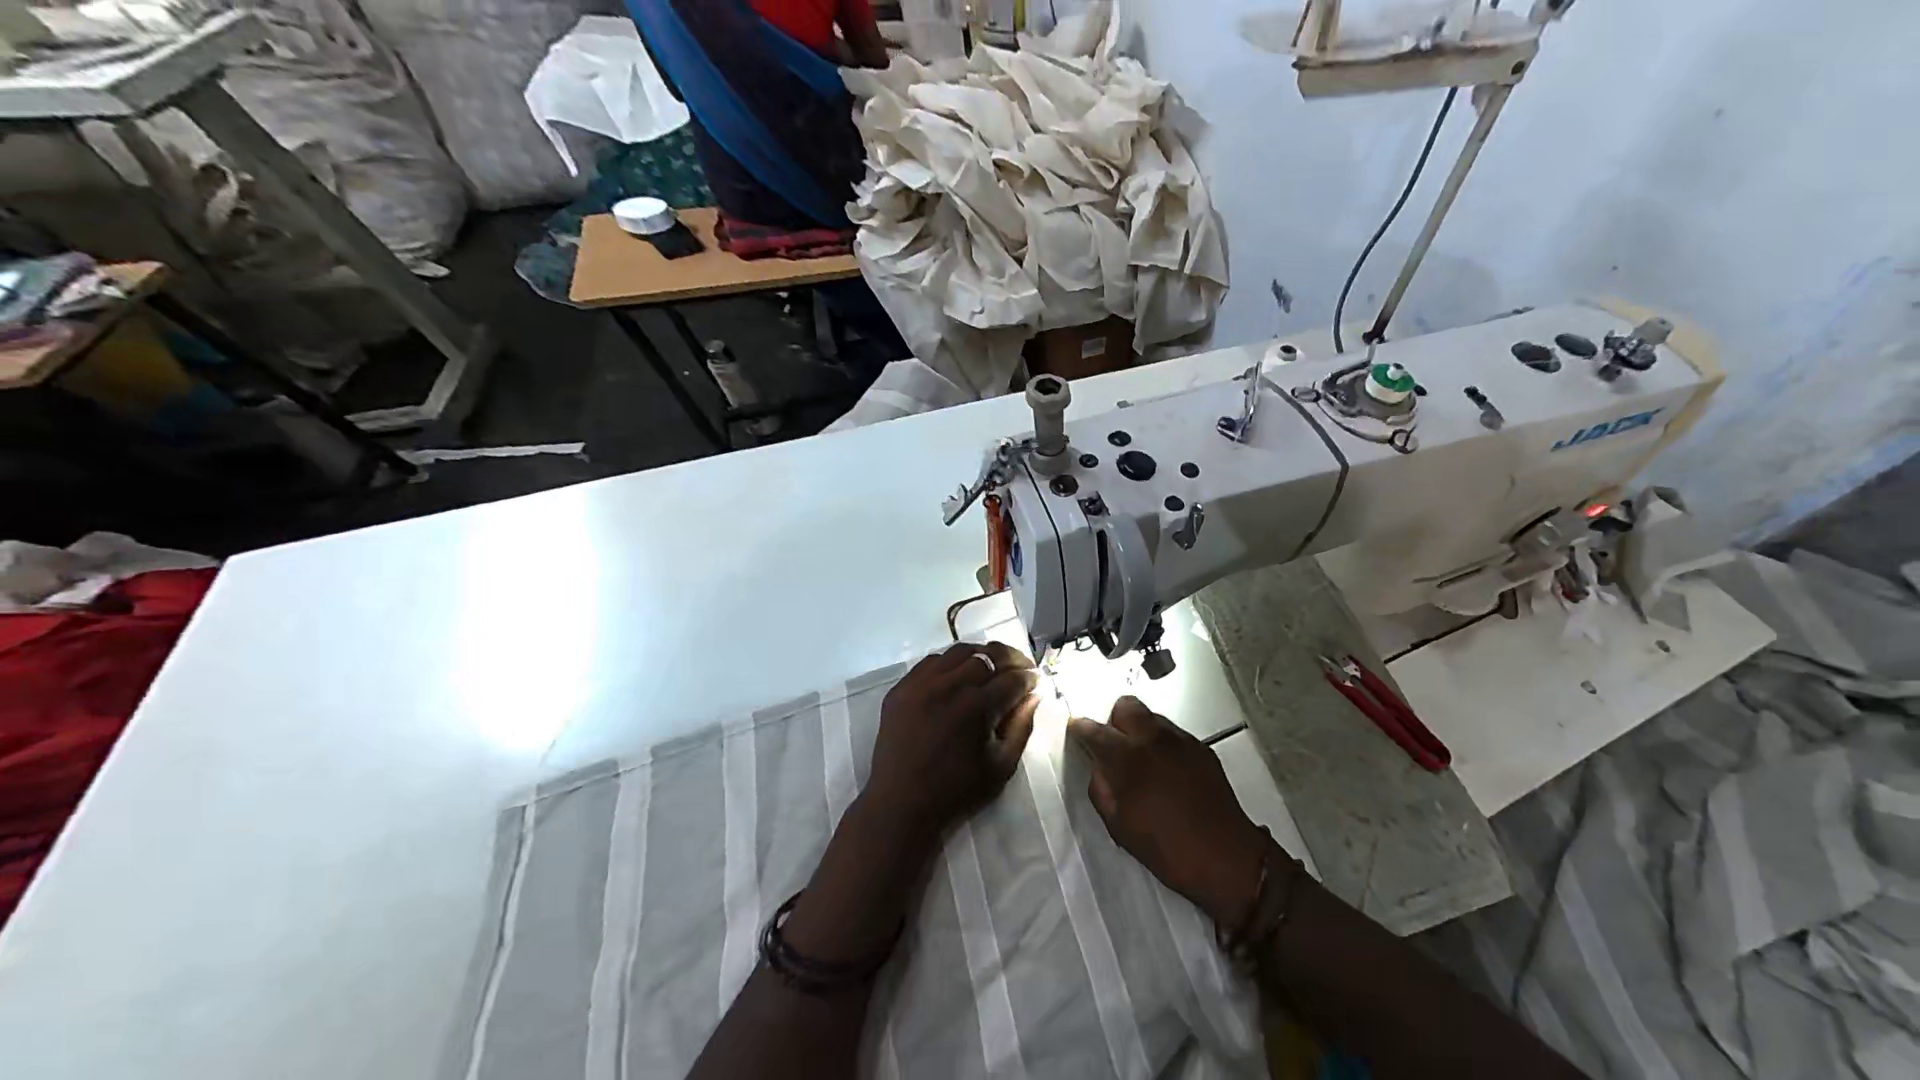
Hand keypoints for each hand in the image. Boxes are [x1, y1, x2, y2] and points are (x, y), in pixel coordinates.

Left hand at [864, 642, 1038, 844]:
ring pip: (959, 652)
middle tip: (1021, 666)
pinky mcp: (901, 688)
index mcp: (977, 707)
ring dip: (982, 655)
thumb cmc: (957, 791)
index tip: (1037, 679)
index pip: (1013, 678)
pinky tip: (959, 673)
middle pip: (988, 655)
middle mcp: (949, 686)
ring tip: (993, 665)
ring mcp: (921, 684)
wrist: (901, 803)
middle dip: (1011, 658)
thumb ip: (1022, 726)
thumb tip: (1034, 695)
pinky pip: (931, 662)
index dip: (1030, 677)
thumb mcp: (1002, 766)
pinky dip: (951, 663)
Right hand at [1069, 698, 1271, 926]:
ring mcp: (1181, 741)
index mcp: (1128, 757)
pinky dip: (1163, 744)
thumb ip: (1101, 789)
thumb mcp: (1119, 825)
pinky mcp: (1202, 749)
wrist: (1227, 858)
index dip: (1081, 728)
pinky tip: (1167, 771)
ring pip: (1152, 717)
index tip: (1076, 730)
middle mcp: (1154, 739)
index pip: (1095, 730)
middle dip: (1115, 720)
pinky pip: (1174, 734)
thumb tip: (1099, 768)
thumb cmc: (1165, 847)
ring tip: (1143, 761)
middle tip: (1114, 745)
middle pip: (1127, 706)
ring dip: (1140, 731)